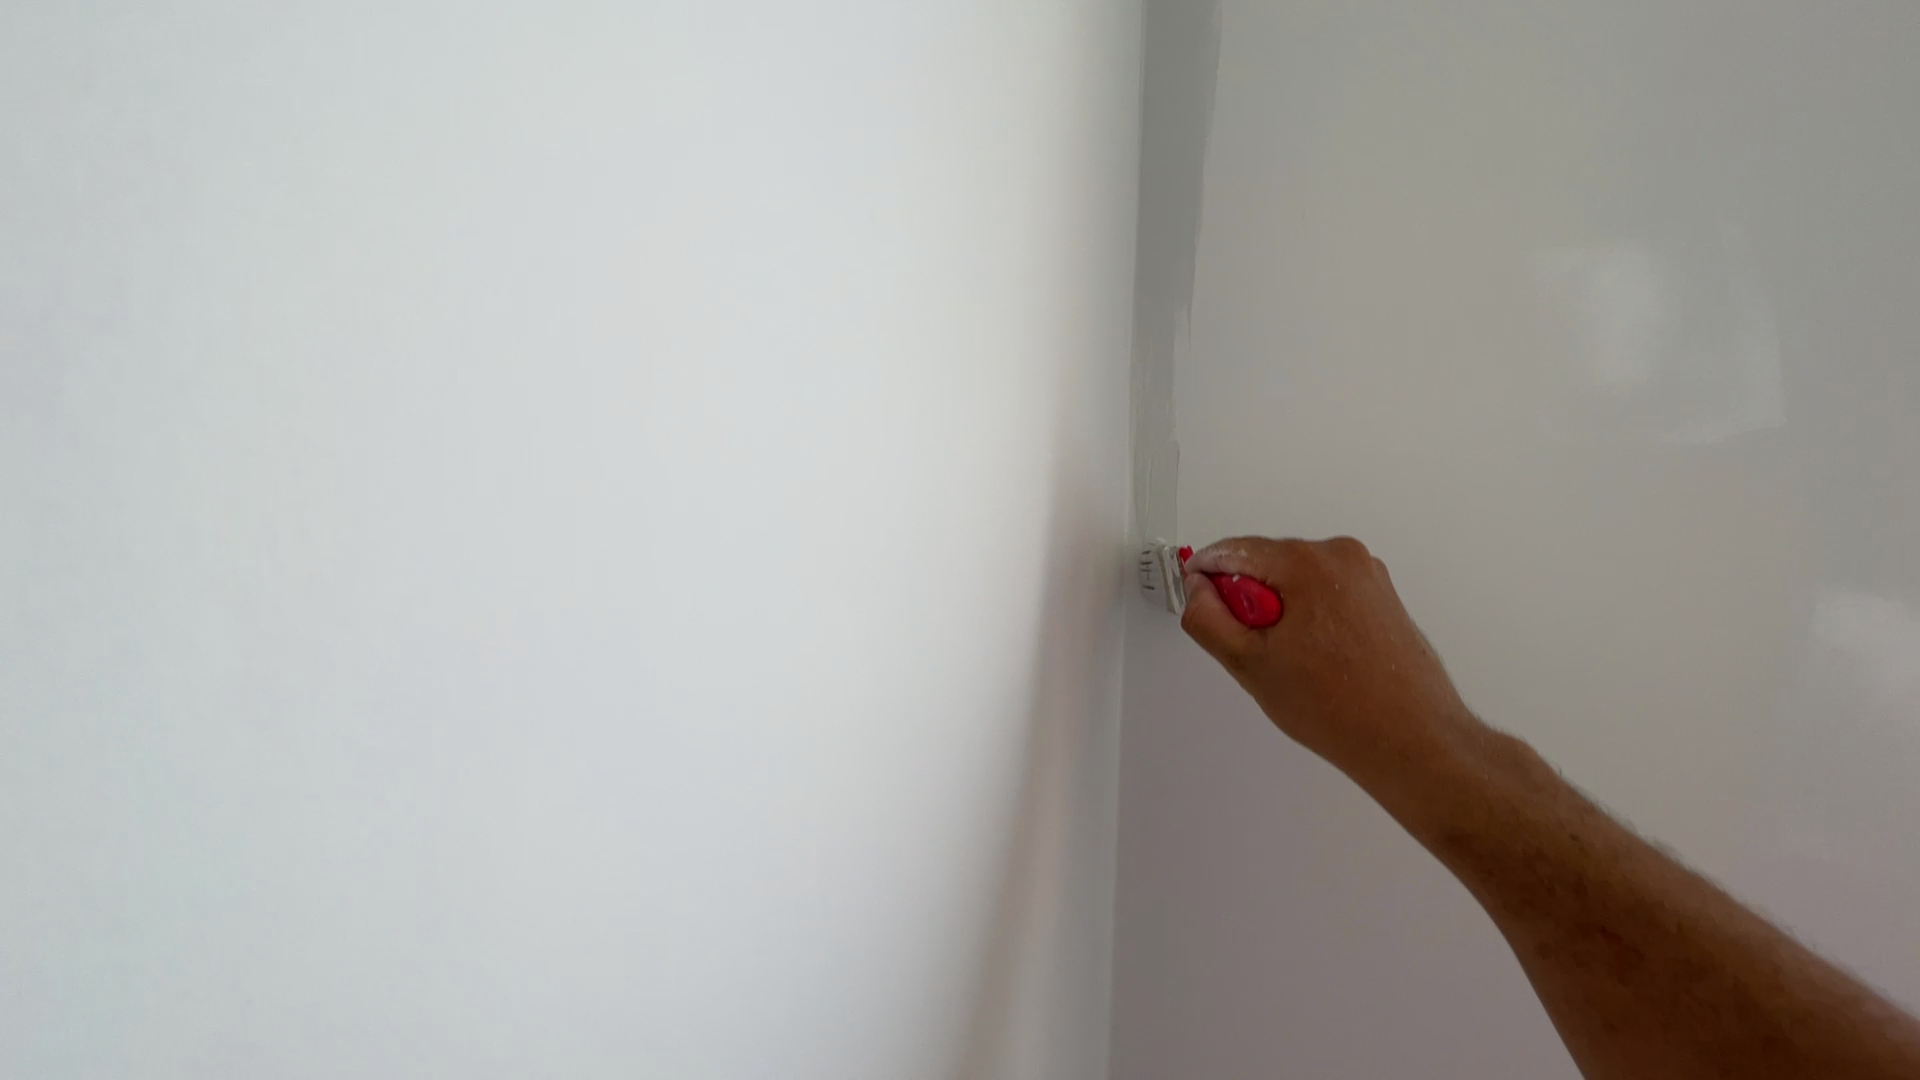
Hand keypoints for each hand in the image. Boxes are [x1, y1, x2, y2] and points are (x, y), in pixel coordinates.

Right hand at [1181, 536, 1475, 781]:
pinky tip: (1316, 658)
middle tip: (1258, 647)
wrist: (1412, 740)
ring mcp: (1366, 574)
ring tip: (1294, 659)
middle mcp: (1341, 556)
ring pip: (1293, 579)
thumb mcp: (1246, 662)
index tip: (1204, 606)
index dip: (1207, 578)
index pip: (1232, 550)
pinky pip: (1322, 591)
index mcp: (1306, 563)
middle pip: (1264, 562)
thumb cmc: (1341, 708)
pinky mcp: (1379, 595)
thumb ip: (1206, 617)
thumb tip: (1198, 590)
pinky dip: (1307, 616)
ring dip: (1279, 610)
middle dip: (1249, 599)